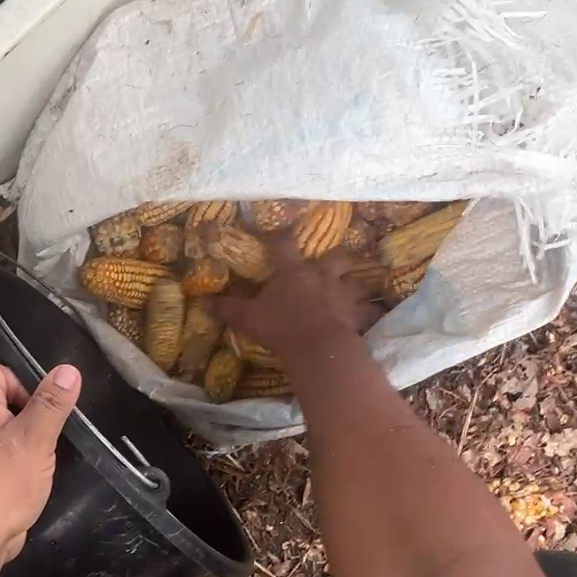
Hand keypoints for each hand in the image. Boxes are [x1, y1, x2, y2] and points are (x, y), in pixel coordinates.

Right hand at [216, 235, 379, 360]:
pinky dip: (371, 315)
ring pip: (358, 284)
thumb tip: (204, 302)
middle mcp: (322, 276)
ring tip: (355, 294)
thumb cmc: (280, 327)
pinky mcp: (359, 315)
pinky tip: (371, 319)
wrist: (316, 346)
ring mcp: (344, 294)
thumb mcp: (248, 319)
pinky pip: (371, 313)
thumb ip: (229, 309)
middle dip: (336, 260)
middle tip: (333, 266)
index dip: (281, 236)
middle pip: (337, 257)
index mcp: (293, 272)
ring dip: (356, 288)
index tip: (281, 230)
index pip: (284, 244)